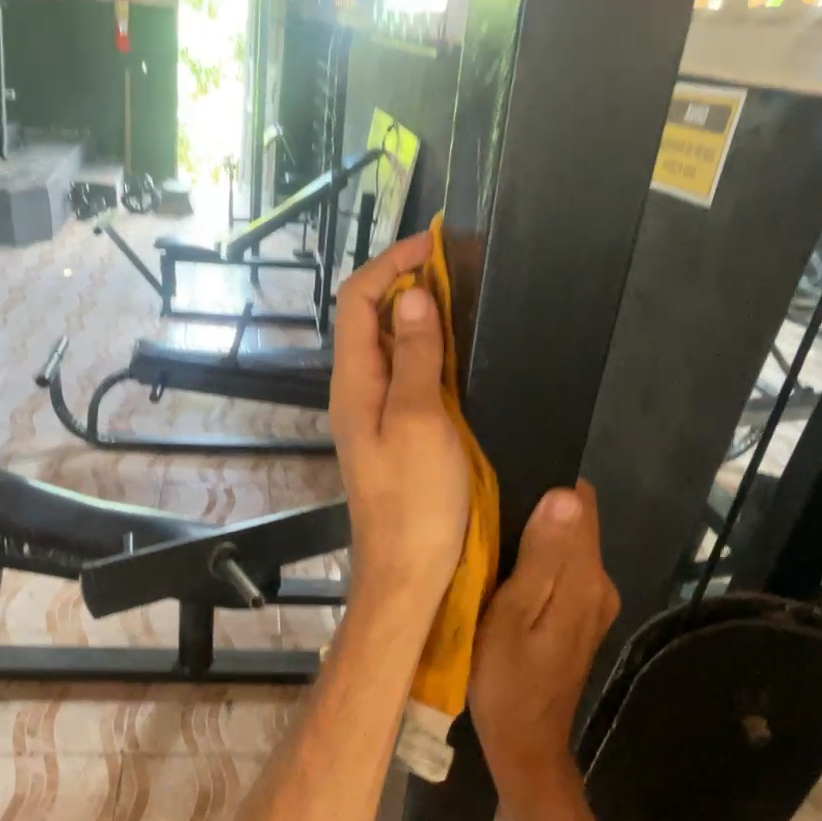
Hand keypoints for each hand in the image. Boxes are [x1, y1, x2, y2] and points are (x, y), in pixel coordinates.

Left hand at [329, 232, 470, 609]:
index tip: (438, 247)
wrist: (410, 573)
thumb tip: (414, 295)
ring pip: (392, 346)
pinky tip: (460, 352)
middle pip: (371, 318)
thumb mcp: (420, 421)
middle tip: (461, 268)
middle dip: (408, 283)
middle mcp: (358, 391)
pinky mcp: (397, 433)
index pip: (358, 300)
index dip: (391, 264)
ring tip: (467, 298)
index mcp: (354, 382)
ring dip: (421, 316)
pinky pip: (408, 376)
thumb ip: (417, 357)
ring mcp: (376, 413)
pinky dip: (430, 352)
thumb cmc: (416, 502)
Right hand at [469, 482, 619, 780]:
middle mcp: (600, 584)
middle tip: (484, 520)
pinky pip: (562, 570)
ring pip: (567, 546)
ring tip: (487, 544)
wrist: (525, 743)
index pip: (581, 502)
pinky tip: (503, 576)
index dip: (544, 487)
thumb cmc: (507, 680)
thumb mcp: (512, 615)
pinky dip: (537, 562)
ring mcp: (594, 603)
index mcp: (585, 579)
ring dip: (533, 538)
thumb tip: (564, 495)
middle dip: (536, 511)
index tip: (503, 491)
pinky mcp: (581, 618)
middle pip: (575, 523)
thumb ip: (540, 556)